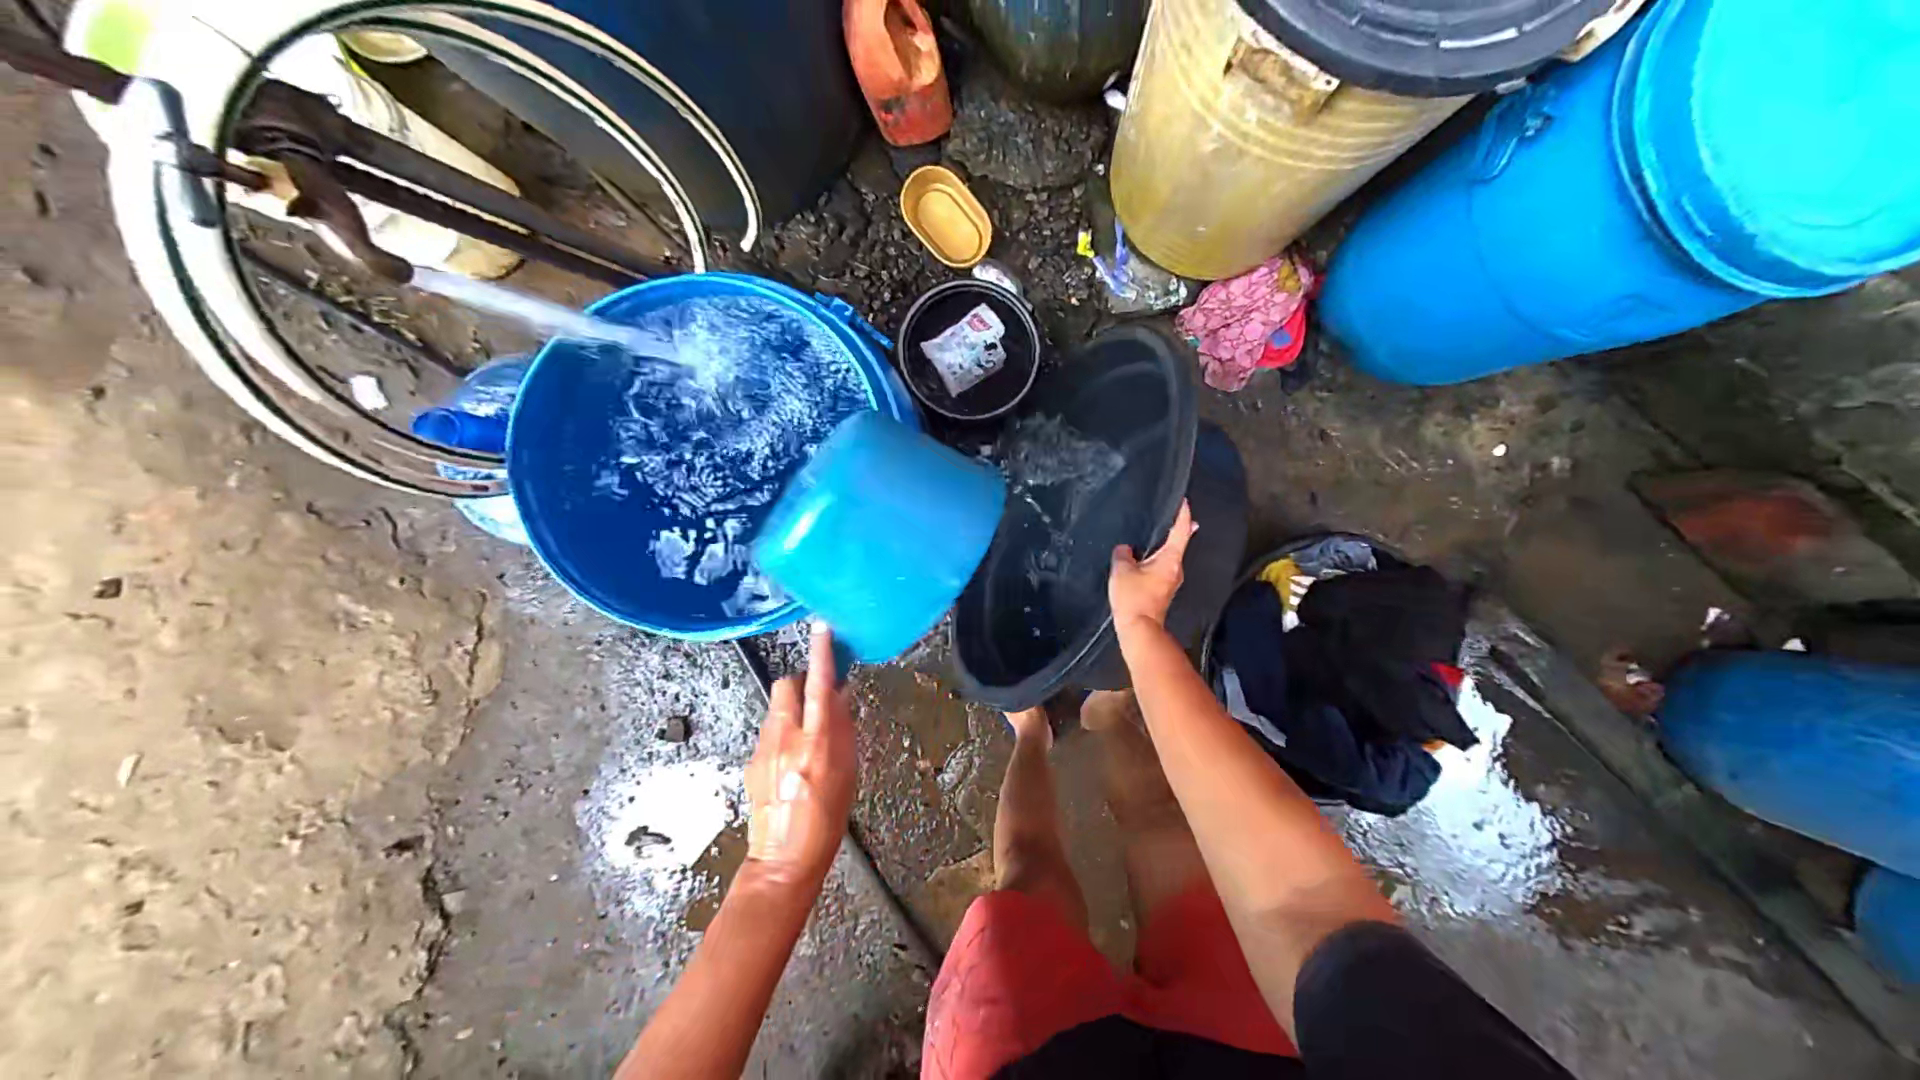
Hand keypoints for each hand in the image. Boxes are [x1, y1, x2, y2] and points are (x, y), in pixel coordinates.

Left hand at [744, 622, 855, 888]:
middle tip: (816, 696)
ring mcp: (763, 750)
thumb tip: (840, 696)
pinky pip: (769, 730)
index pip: (819, 686)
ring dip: (792, 708)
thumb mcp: (848, 773)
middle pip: (786, 685)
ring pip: (776, 707)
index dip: (822, 654)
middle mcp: (785, 741)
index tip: (822, 629)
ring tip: (806, 734)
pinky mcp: (751, 760)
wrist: (784, 859)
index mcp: (817, 744)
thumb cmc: (826, 820)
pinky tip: (791, 756)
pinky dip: (782, 731)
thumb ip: (843, 729)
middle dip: (801, 682)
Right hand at [1109, 499, 1194, 630]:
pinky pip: (1162, 569)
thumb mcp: (1121, 570)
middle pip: (1178, 543)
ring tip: (1155, 535)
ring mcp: (1171, 581)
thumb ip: (1122, 553)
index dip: (1182, 514)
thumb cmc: (1133, 598)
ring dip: (1164, 546)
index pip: (1180, 530)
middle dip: (1176, 529)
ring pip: (1170, 557)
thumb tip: (1125, 549)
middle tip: (1172, 515)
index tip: (1183, 501)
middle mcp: (1176, 569)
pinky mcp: (1163, 591)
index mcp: (1170, 559)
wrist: (1139, 628)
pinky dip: (1156, 560)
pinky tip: (1145, 559)